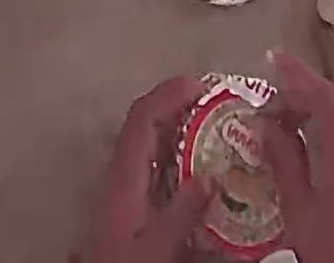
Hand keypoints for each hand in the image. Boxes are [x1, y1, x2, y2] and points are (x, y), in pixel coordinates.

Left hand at [91, 77, 212, 262]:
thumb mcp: (156, 249)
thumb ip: (181, 214)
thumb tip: (210, 177)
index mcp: (124, 174)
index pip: (143, 116)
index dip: (170, 94)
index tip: (201, 87)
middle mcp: (122, 170)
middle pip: (145, 118)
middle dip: (176, 100)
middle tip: (212, 99)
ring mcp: (124, 183)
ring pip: (149, 136)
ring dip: (176, 120)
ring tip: (210, 120)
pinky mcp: (131, 199)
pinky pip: (153, 156)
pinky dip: (175, 145)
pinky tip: (196, 159)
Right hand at [257, 52, 333, 262]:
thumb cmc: (333, 247)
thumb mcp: (298, 207)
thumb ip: (283, 160)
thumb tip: (263, 125)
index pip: (322, 94)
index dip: (298, 74)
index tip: (274, 59)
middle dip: (307, 93)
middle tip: (278, 107)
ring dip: (325, 106)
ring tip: (297, 121)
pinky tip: (326, 139)